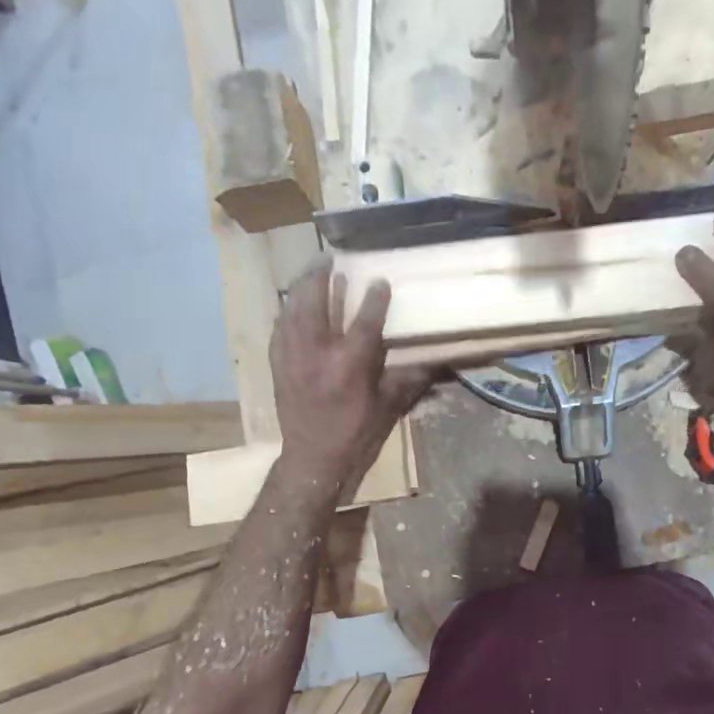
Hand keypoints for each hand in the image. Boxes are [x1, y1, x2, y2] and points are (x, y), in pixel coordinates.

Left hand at [270, 264, 433, 485]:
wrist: (314, 456)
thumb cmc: (358, 432)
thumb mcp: (389, 405)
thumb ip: (408, 377)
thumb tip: (436, 360)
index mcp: (350, 365)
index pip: (364, 321)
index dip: (374, 299)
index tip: (380, 280)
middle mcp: (318, 353)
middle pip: (315, 303)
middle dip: (322, 277)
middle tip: (329, 257)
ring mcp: (292, 356)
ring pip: (293, 309)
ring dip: (302, 287)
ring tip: (311, 270)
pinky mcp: (277, 363)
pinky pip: (280, 326)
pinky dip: (289, 310)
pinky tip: (293, 303)